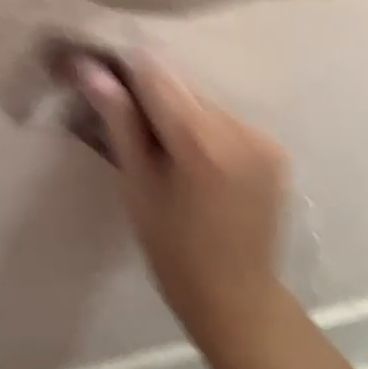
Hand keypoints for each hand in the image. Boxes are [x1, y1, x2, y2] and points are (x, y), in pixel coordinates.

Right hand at [76, 53, 290, 341]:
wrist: (236, 299)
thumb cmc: (173, 251)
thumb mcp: (137, 186)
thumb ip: (120, 121)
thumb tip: (92, 70)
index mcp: (200, 139)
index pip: (156, 75)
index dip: (126, 71)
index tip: (103, 75)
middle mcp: (238, 127)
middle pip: (183, 89)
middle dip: (154, 97)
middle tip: (130, 124)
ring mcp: (262, 136)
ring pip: (206, 104)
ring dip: (182, 114)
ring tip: (165, 150)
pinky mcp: (275, 148)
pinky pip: (230, 122)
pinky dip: (209, 131)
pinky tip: (199, 164)